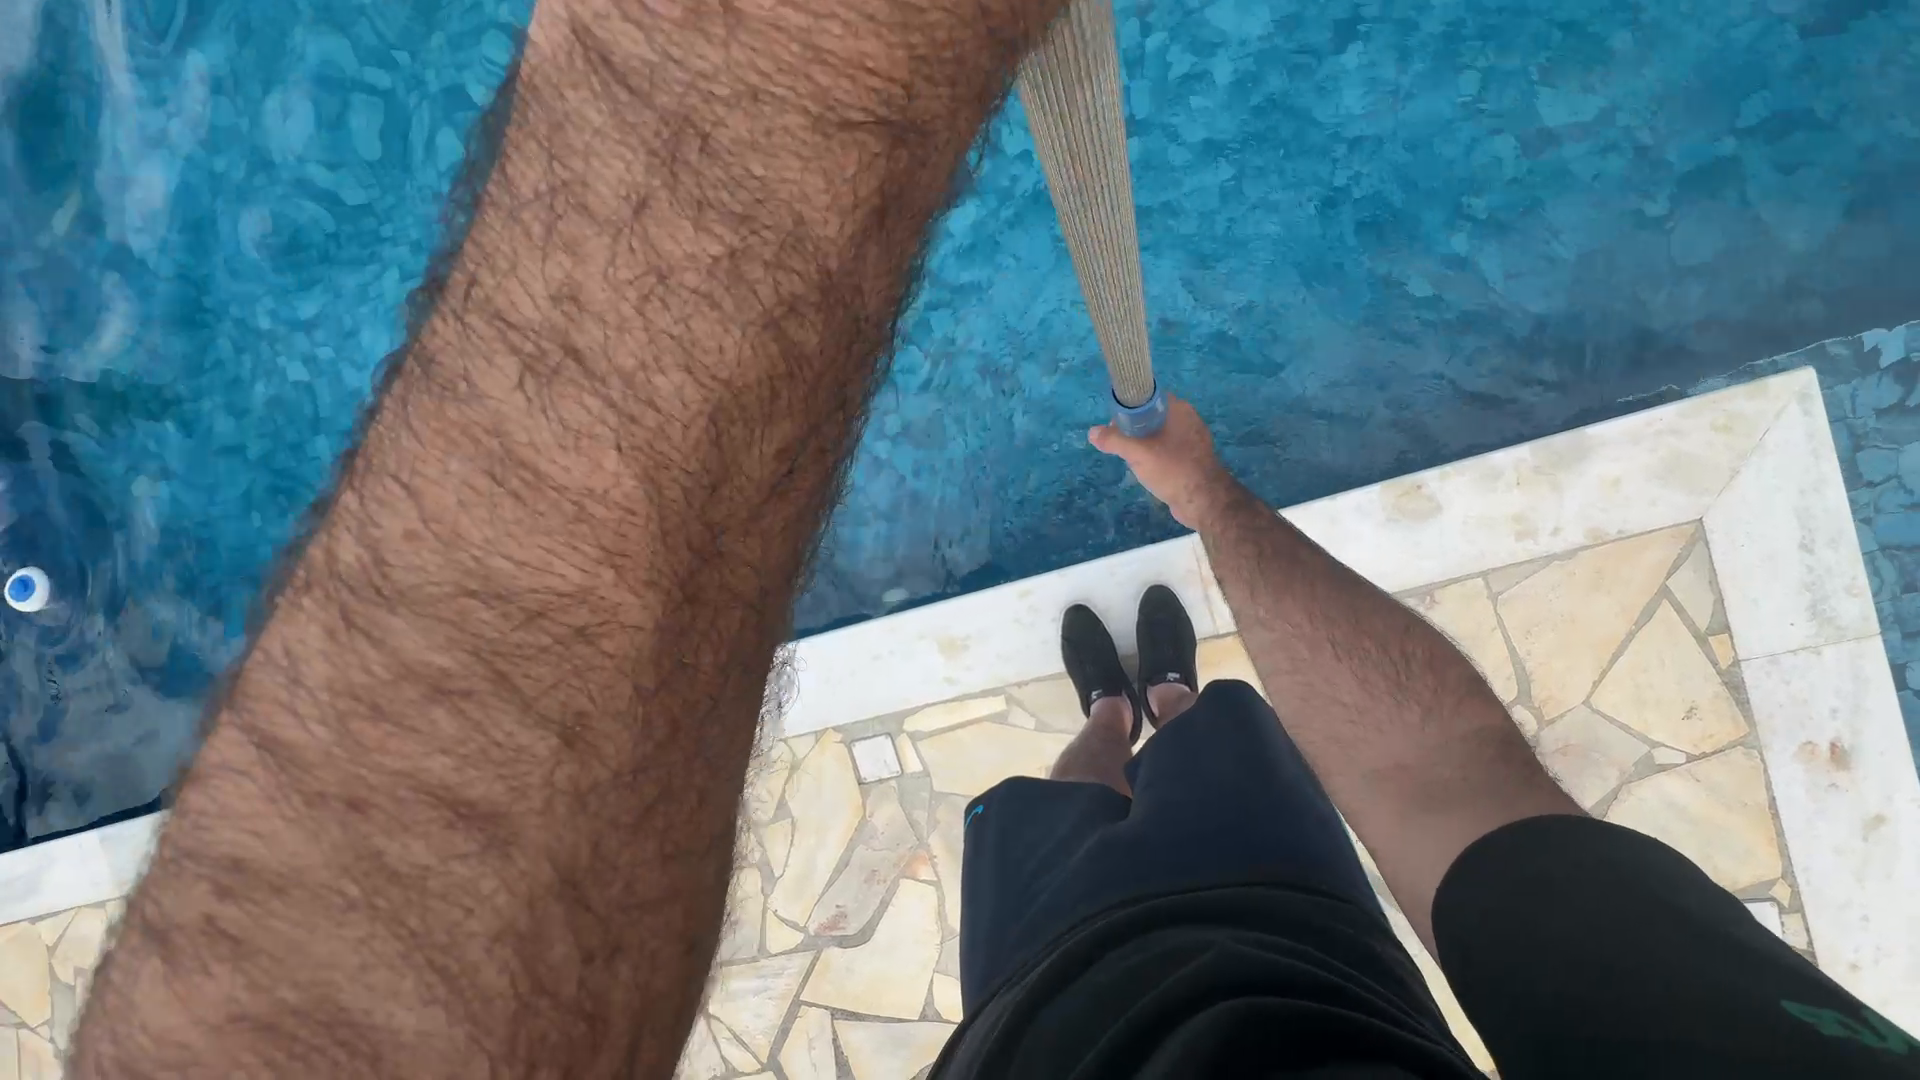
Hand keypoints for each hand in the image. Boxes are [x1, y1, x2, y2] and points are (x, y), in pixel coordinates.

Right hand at [1089, 394, 1239, 530]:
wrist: (1203, 501)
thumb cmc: (1171, 468)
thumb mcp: (1137, 453)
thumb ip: (1114, 440)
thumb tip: (1092, 432)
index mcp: (1178, 409)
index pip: (1149, 397)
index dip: (1129, 406)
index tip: (1114, 422)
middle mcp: (1188, 420)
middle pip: (1153, 416)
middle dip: (1133, 428)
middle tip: (1118, 442)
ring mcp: (1192, 440)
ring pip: (1159, 434)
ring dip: (1143, 443)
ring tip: (1130, 458)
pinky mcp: (1192, 459)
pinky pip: (1168, 450)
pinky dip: (1155, 456)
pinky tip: (1146, 470)